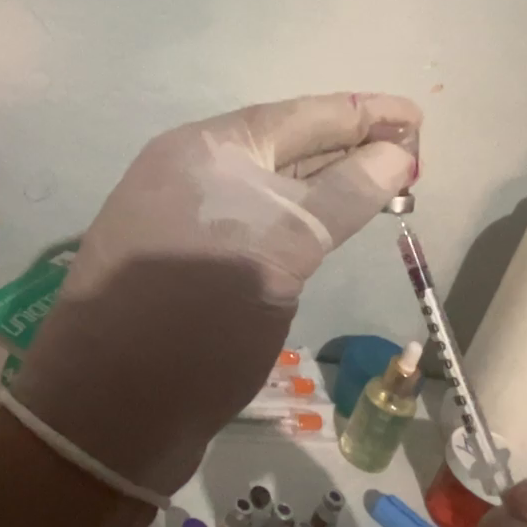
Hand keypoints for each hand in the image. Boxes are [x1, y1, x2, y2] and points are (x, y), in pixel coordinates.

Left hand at [7, 93, 420, 500]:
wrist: (110, 414)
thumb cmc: (195, 319)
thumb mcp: (278, 248)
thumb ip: (341, 195)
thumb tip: (398, 151)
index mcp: (203, 150)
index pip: (297, 117)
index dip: (360, 113)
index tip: (415, 113)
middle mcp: (194, 174)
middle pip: (286, 147)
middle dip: (349, 146)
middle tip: (415, 148)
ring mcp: (189, 218)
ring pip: (273, 188)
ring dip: (329, 184)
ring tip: (390, 180)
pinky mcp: (192, 262)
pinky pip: (259, 224)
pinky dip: (302, 220)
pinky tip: (336, 223)